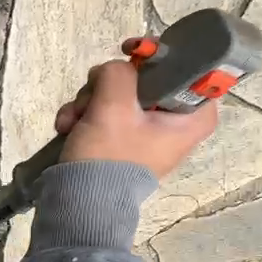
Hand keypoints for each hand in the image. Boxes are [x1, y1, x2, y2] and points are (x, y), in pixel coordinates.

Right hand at [56, 39, 220, 178]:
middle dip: (106, 89)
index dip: (154, 58)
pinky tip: (67, 129)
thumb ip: (117, 74)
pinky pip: (105, 116)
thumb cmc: (107, 157)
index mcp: (194, 115)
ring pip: (117, 98)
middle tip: (87, 102)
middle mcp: (176, 123)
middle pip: (142, 83)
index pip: (186, 68)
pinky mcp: (121, 144)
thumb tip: (112, 68)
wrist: (80, 204)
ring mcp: (146, 134)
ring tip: (70, 122)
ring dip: (87, 104)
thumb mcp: (112, 108)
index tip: (127, 57)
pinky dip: (83, 119)